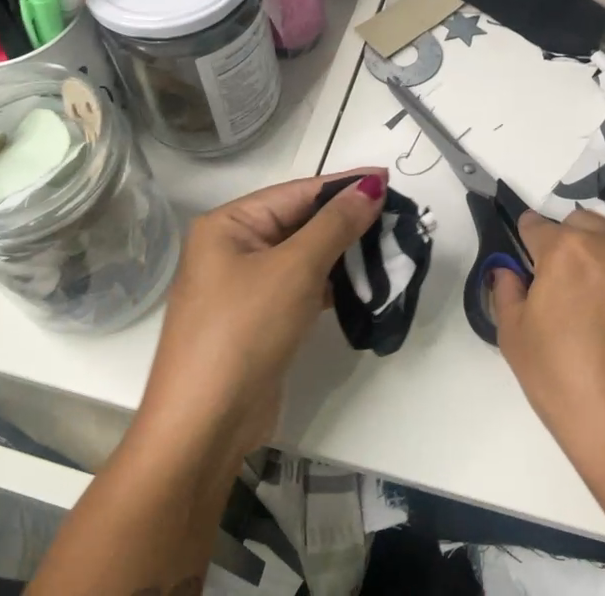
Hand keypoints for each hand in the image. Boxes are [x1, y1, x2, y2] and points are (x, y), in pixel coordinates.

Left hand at [138, 169, 387, 457]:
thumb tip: (371, 186)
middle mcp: (232, 249)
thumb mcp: (294, 269)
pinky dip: (332, 284)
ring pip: (303, 257)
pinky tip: (366, 284)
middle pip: (299, 222)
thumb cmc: (244, 331)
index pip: (297, 192)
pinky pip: (301, 288)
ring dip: (344, 254)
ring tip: (392, 248)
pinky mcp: (259, 321)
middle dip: (348, 220)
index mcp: (228, 225)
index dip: (344, 185)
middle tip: (399, 217)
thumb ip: (336, 225)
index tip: (391, 180)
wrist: (205, 423)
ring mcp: (244, 288)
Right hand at [492, 209, 604, 479]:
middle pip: (581, 221)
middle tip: (563, 280)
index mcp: (565, 250)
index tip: (527, 258)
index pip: (536, 225)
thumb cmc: (566, 383)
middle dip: (567, 240)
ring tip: (603, 278)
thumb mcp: (515, 339)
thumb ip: (507, 292)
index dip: (527, 240)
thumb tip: (508, 270)